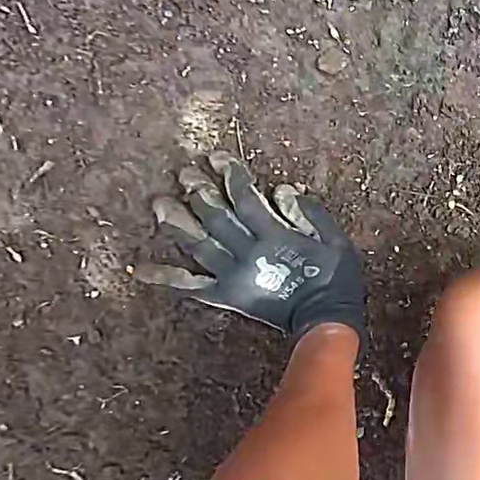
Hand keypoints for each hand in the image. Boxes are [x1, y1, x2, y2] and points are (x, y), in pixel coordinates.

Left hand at [135, 152, 365, 340]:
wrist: (324, 321)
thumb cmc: (334, 278)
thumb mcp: (336, 240)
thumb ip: (311, 214)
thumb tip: (282, 190)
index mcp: (275, 237)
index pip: (246, 200)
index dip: (231, 177)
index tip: (217, 158)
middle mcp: (248, 253)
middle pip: (216, 217)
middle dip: (200, 192)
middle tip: (185, 172)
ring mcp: (233, 275)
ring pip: (198, 245)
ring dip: (178, 224)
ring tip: (159, 204)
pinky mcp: (226, 295)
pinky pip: (191, 286)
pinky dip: (167, 277)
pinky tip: (143, 269)